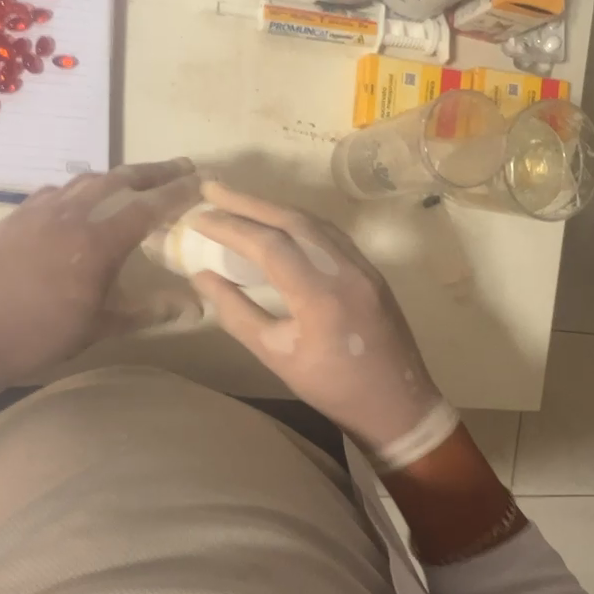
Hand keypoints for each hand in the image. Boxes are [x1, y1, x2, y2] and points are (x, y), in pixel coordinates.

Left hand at [0, 159, 201, 436]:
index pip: (149, 207)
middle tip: (180, 167)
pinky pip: (57, 192)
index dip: (179, 193)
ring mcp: (39, 211)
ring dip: (117, 176)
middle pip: (120, 180)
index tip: (202, 181)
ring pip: (86, 180)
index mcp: (97, 242)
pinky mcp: (15, 217)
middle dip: (154, 172)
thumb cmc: (41, 335)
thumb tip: (194, 305)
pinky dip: (81, 189)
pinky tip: (82, 200)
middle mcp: (70, 215)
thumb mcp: (102, 327)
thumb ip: (149, 310)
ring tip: (136, 180)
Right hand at [189, 181, 455, 470]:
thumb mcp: (276, 355)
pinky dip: (300, 223)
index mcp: (320, 295)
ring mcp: (363, 267)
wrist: (396, 404)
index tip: (197, 218)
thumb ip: (236, 312)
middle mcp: (345, 269)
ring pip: (315, 223)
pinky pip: (332, 235)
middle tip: (211, 188)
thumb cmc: (331, 388)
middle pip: (293, 221)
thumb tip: (202, 276)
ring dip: (275, 208)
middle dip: (249, 202)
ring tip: (238, 202)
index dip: (229, 226)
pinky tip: (279, 224)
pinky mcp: (371, 271)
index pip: (268, 244)